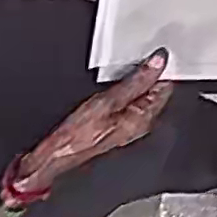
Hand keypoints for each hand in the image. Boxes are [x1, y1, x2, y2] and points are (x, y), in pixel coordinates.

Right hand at [13, 48, 174, 194]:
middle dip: (148, 76)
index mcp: (146, 118)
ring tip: (119, 79)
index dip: (159, 69)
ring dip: (134, 84)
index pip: (166, 85)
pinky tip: (112, 92)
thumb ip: (137, 80)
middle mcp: (143, 124)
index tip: (152, 57)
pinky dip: (124, 94)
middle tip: (133, 66)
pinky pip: (130, 103)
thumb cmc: (74, 136)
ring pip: (142, 96)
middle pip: (155, 90)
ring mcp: (132, 126)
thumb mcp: (107, 101)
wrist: (49, 160)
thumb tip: (158, 62)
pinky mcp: (119, 126)